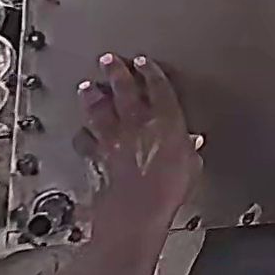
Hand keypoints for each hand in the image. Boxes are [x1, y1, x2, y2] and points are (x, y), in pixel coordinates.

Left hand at [79, 54, 202, 223]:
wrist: (135, 214)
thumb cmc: (169, 190)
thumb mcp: (192, 166)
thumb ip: (189, 151)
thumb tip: (192, 144)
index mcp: (165, 120)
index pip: (158, 86)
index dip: (151, 71)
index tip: (144, 62)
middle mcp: (136, 123)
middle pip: (124, 89)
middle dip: (116, 72)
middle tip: (109, 60)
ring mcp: (112, 138)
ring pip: (99, 109)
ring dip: (93, 96)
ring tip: (88, 86)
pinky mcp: (95, 157)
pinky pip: (84, 140)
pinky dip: (82, 134)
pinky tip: (81, 131)